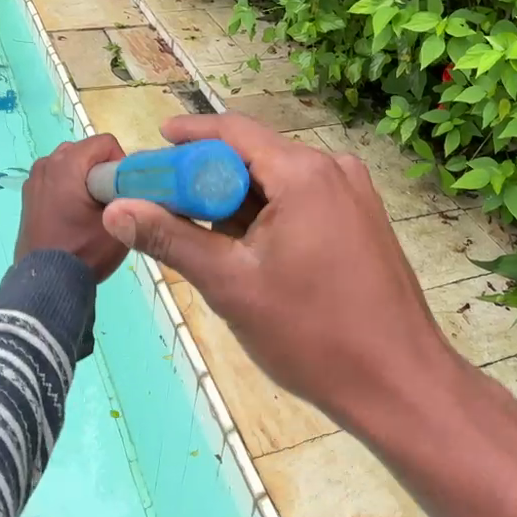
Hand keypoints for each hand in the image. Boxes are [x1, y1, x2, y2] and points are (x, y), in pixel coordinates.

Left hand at [16, 133, 128, 281]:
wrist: (46, 282)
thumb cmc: (84, 249)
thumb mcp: (118, 221)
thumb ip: (130, 196)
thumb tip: (136, 185)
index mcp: (67, 163)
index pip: (105, 142)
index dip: (121, 163)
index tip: (124, 190)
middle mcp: (46, 162)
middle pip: (86, 151)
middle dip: (101, 170)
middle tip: (111, 200)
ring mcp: (33, 178)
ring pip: (70, 164)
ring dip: (84, 178)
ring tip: (92, 209)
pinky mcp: (28, 195)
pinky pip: (56, 179)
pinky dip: (68, 188)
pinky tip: (73, 215)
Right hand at [101, 114, 448, 430]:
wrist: (401, 384)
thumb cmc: (312, 334)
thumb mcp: (231, 285)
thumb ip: (171, 239)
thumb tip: (115, 212)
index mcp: (304, 173)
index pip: (234, 131)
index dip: (189, 134)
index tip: (154, 143)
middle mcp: (333, 169)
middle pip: (256, 155)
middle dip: (208, 176)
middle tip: (165, 201)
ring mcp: (354, 194)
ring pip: (279, 181)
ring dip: (237, 200)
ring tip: (200, 232)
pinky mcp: (363, 220)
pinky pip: (303, 200)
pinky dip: (269, 214)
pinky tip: (246, 248)